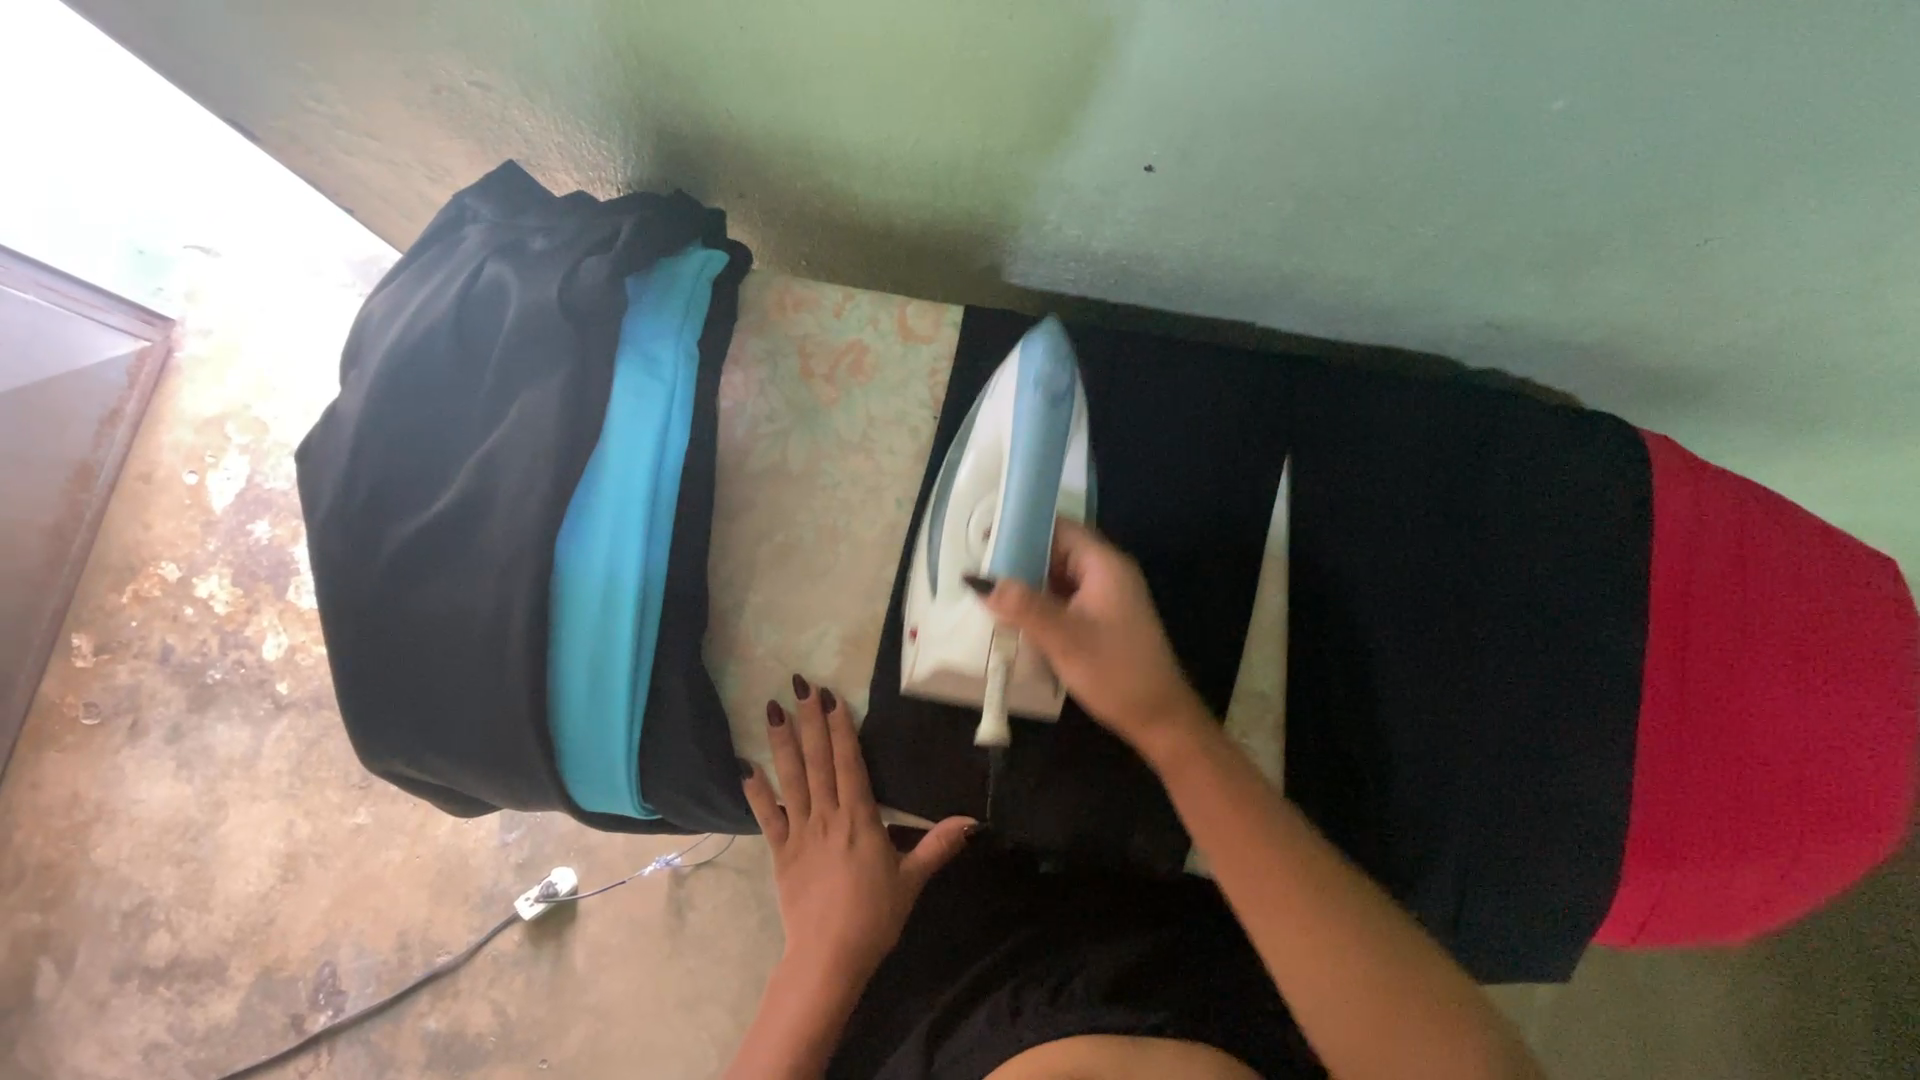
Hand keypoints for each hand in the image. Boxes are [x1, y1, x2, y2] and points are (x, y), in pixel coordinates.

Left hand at [740, 677, 975, 981]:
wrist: (829, 956)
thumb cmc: (875, 916)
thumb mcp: (912, 880)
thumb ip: (938, 845)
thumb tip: (973, 821)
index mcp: (860, 819)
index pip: (850, 763)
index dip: (841, 728)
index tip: (832, 698)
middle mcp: (828, 817)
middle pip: (818, 761)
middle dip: (810, 721)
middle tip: (801, 685)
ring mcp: (799, 833)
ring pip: (790, 779)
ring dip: (782, 743)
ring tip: (772, 709)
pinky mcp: (779, 853)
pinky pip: (766, 817)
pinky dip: (755, 791)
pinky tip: (744, 766)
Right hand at [976, 520, 1205, 754]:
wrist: (1158, 717)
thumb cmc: (1114, 670)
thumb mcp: (1063, 637)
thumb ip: (1022, 605)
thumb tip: (978, 580)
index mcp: (1104, 564)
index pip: (1060, 528)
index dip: (1023, 528)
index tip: (984, 537)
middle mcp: (1107, 573)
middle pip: (1058, 551)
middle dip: (1020, 558)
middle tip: (979, 568)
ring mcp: (1106, 597)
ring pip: (1059, 577)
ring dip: (1029, 583)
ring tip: (988, 589)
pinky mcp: (1102, 620)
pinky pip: (1066, 599)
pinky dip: (1041, 603)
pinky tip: (1015, 615)